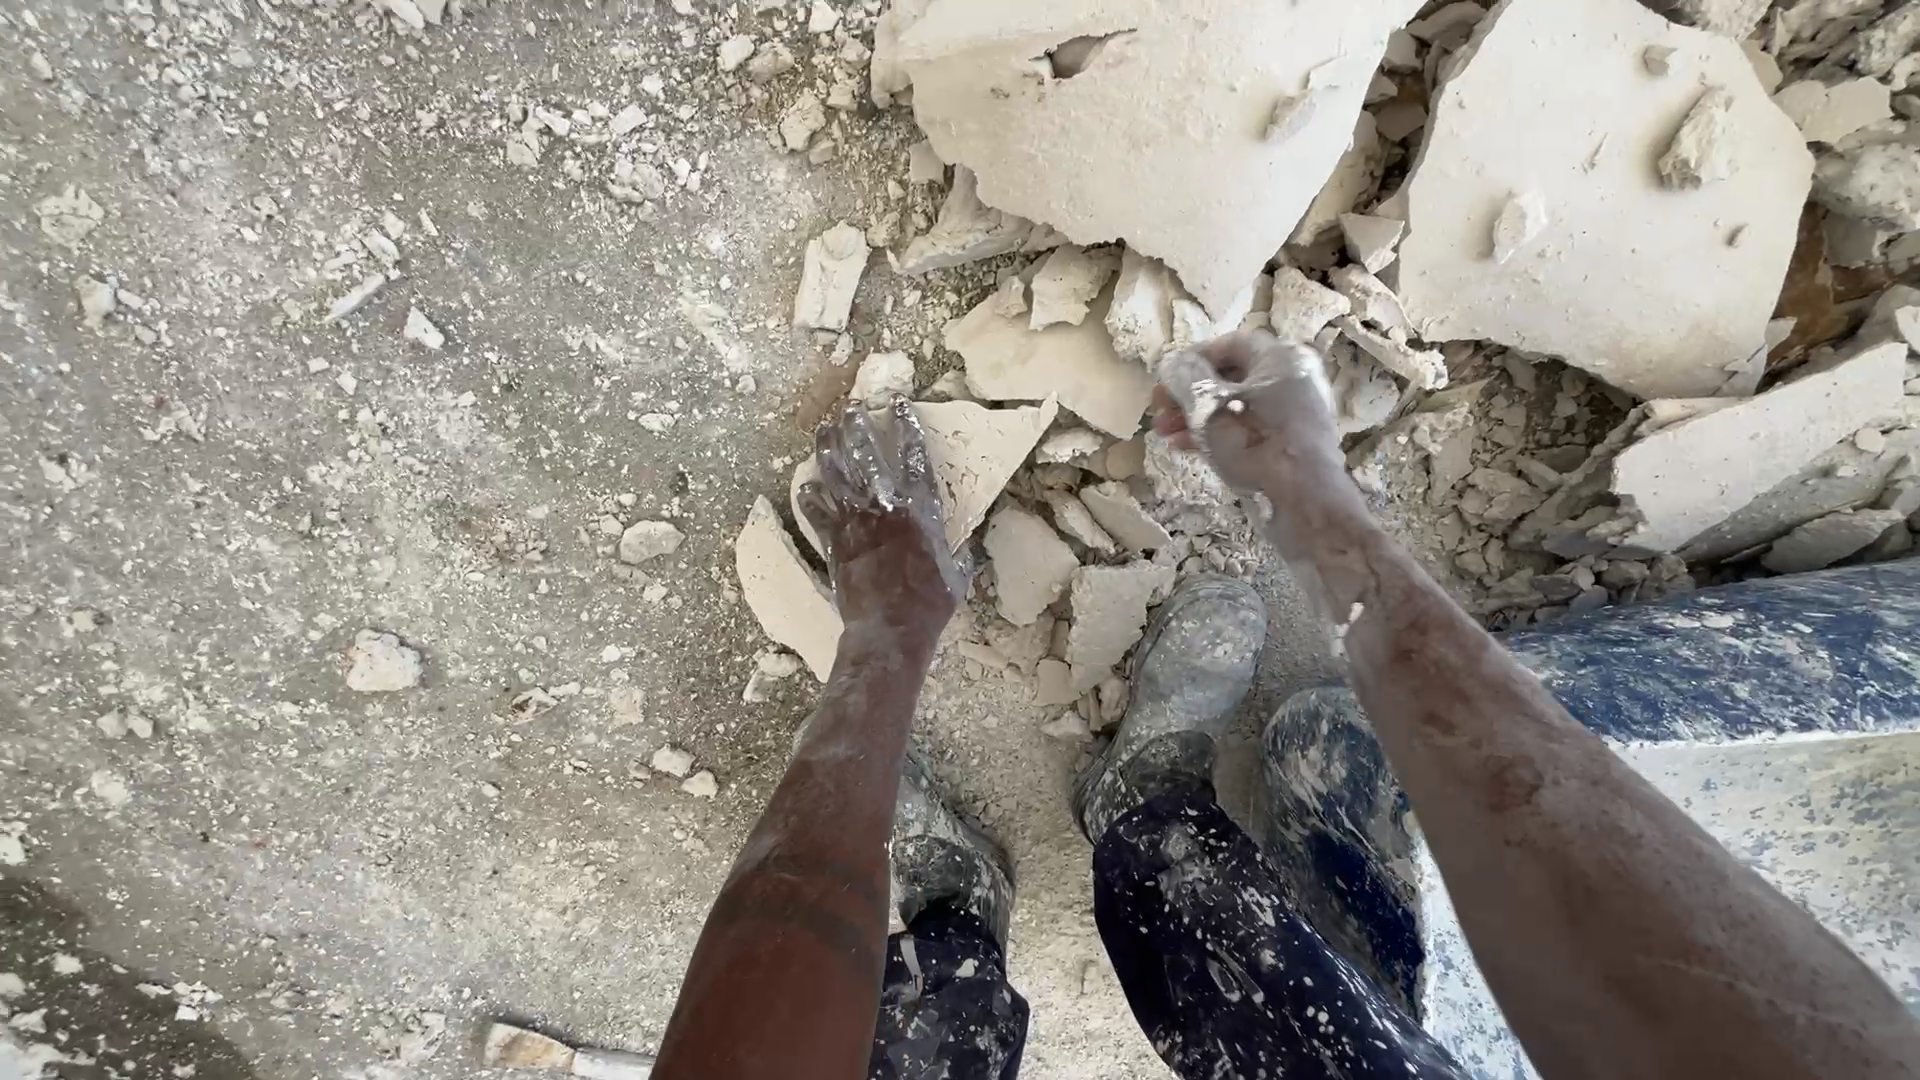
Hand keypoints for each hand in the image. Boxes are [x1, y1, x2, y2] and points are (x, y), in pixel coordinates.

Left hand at [798, 397, 966, 651]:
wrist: (889, 629)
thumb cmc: (929, 605)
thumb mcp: (956, 576)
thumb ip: (961, 553)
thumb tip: (971, 547)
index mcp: (921, 510)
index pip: (914, 457)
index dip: (907, 426)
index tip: (899, 404)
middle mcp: (886, 507)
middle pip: (867, 453)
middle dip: (858, 425)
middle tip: (851, 406)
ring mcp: (855, 522)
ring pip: (836, 474)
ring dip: (828, 448)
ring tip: (824, 429)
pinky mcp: (834, 541)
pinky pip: (816, 512)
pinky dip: (809, 497)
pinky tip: (805, 486)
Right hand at [1152, 331, 1348, 498]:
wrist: (1301, 497)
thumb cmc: (1254, 442)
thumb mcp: (1208, 404)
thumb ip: (1185, 377)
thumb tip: (1172, 364)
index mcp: (1279, 358)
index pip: (1227, 344)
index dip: (1191, 359)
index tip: (1165, 380)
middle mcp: (1290, 379)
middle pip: (1229, 376)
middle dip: (1187, 394)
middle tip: (1160, 412)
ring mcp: (1291, 412)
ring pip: (1233, 405)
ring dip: (1195, 416)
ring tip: (1165, 435)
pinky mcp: (1287, 442)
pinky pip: (1245, 428)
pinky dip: (1215, 433)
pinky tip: (1187, 447)